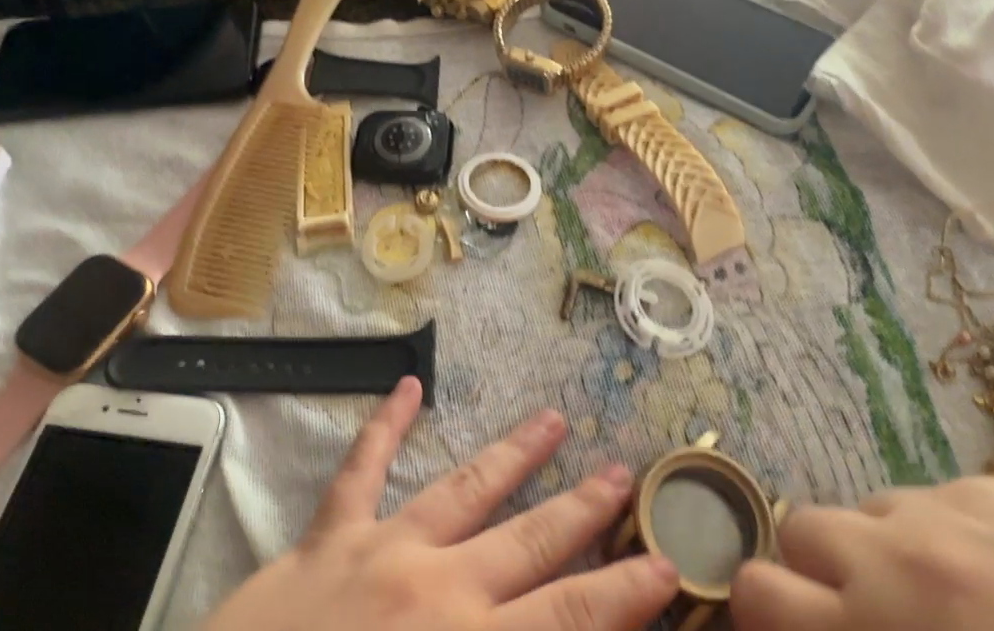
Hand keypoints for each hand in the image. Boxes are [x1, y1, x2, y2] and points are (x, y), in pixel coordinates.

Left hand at [202, 377, 679, 630]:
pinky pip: (360, 470)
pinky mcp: (326, 537)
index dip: (627, 591)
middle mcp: (436, 587)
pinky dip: (383, 425)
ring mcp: (379, 550)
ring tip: (553, 421)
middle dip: (584, 508)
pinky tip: (407, 385)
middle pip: (530, 539)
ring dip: (512, 455)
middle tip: (623, 472)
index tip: (668, 563)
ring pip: (463, 489)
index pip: (571, 616)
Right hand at [731, 477, 993, 630]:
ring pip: (877, 507)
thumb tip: (810, 625)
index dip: (762, 611)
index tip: (792, 629)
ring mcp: (963, 505)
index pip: (757, 588)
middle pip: (803, 527)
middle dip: (820, 572)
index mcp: (878, 623)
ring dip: (890, 549)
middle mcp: (903, 549)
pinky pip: (952, 499)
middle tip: (871, 615)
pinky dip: (960, 535)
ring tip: (957, 599)